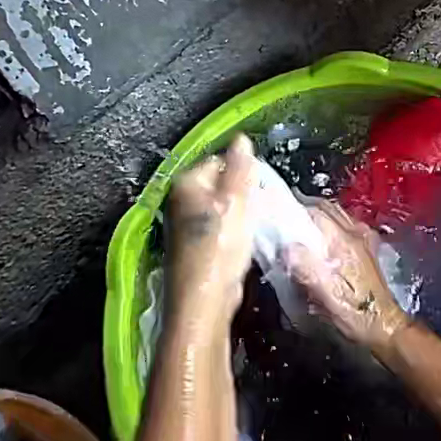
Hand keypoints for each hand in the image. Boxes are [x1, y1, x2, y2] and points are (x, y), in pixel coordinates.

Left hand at [167, 134, 255, 324]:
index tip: (260, 187)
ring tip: (256, 224)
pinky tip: (246, 242)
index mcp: (185, 183)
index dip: (244, 171)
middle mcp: (179, 200)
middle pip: (221, 183)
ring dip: (242, 213)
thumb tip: (241, 138)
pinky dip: (235, 230)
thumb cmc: (220, 246)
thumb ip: (240, 167)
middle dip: (244, 192)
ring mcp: (185, 225)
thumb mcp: (237, 199)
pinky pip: (221, 227)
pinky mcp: (196, 246)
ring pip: (223, 206)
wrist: (204, 302)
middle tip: (261, 205)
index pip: (222, 160)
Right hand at [287, 201, 411, 356]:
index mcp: (344, 242)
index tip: (277, 216)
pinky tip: (322, 239)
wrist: (385, 326)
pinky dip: (331, 224)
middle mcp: (356, 233)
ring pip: (337, 215)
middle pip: (327, 209)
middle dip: (305, 210)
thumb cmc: (355, 314)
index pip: (316, 212)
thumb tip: (287, 247)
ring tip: (299, 228)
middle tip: (285, 220)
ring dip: (318, 216)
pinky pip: (346, 225)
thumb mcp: (326, 296)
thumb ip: (307, 268)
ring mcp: (364, 239)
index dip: (295, 210)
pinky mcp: (368, 248)